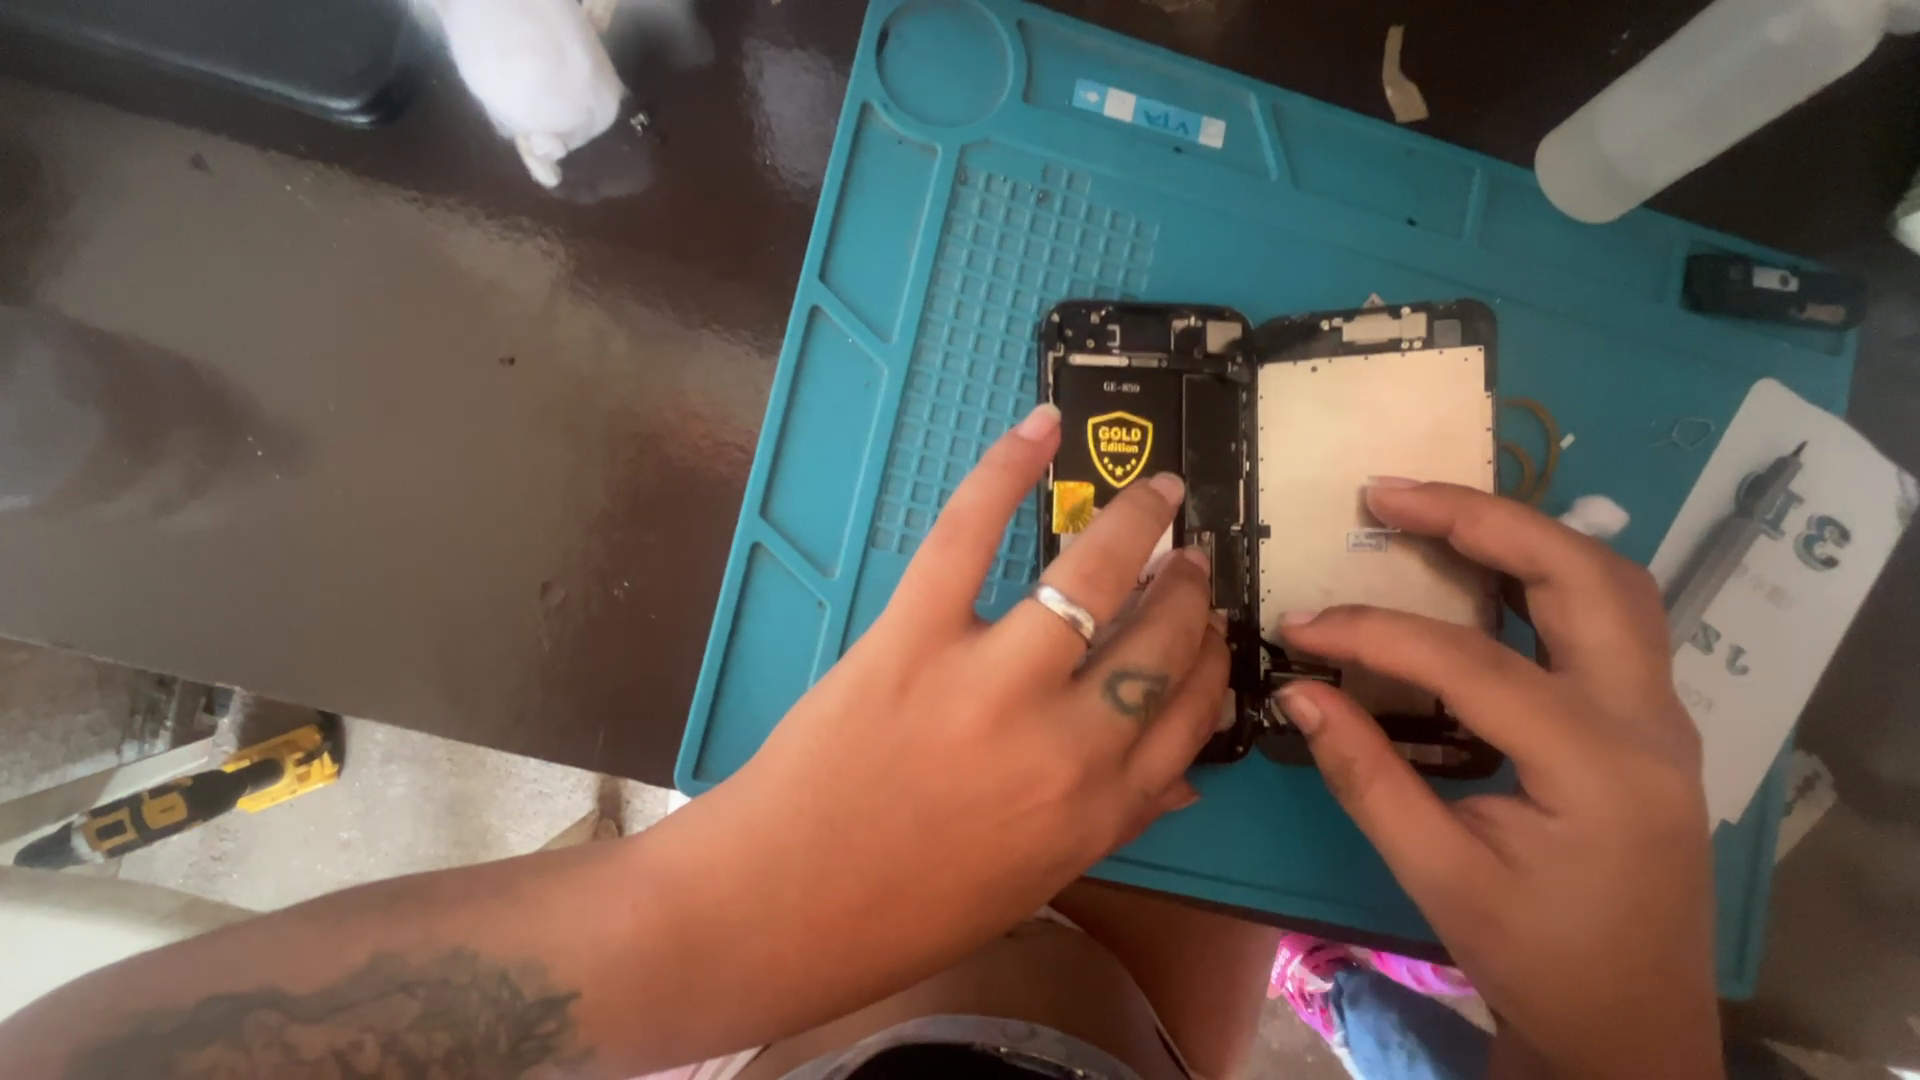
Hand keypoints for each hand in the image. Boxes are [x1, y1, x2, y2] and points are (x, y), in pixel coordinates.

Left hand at [672, 402, 1228, 1035]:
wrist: (779, 907)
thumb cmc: (906, 909)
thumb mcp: (1034, 877)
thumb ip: (1114, 821)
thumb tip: (1181, 779)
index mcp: (1099, 808)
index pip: (1192, 713)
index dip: (1211, 658)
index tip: (1212, 625)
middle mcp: (1067, 743)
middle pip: (1159, 640)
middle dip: (1187, 589)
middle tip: (1188, 557)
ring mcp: (989, 681)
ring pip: (1091, 577)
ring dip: (1137, 524)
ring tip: (1159, 496)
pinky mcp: (912, 635)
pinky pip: (969, 534)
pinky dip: (1006, 470)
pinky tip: (1043, 429)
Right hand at [1272, 481, 1719, 1079]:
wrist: (1631, 1019)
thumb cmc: (1534, 952)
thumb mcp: (1434, 871)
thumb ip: (1362, 773)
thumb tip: (1294, 690)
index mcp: (1598, 766)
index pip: (1471, 663)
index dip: (1372, 633)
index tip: (1296, 624)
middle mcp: (1647, 719)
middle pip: (1580, 575)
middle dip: (1478, 518)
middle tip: (1384, 494)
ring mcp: (1658, 711)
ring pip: (1607, 579)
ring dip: (1516, 530)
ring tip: (1425, 508)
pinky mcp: (1641, 715)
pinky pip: (1602, 612)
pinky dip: (1539, 567)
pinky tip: (1479, 562)